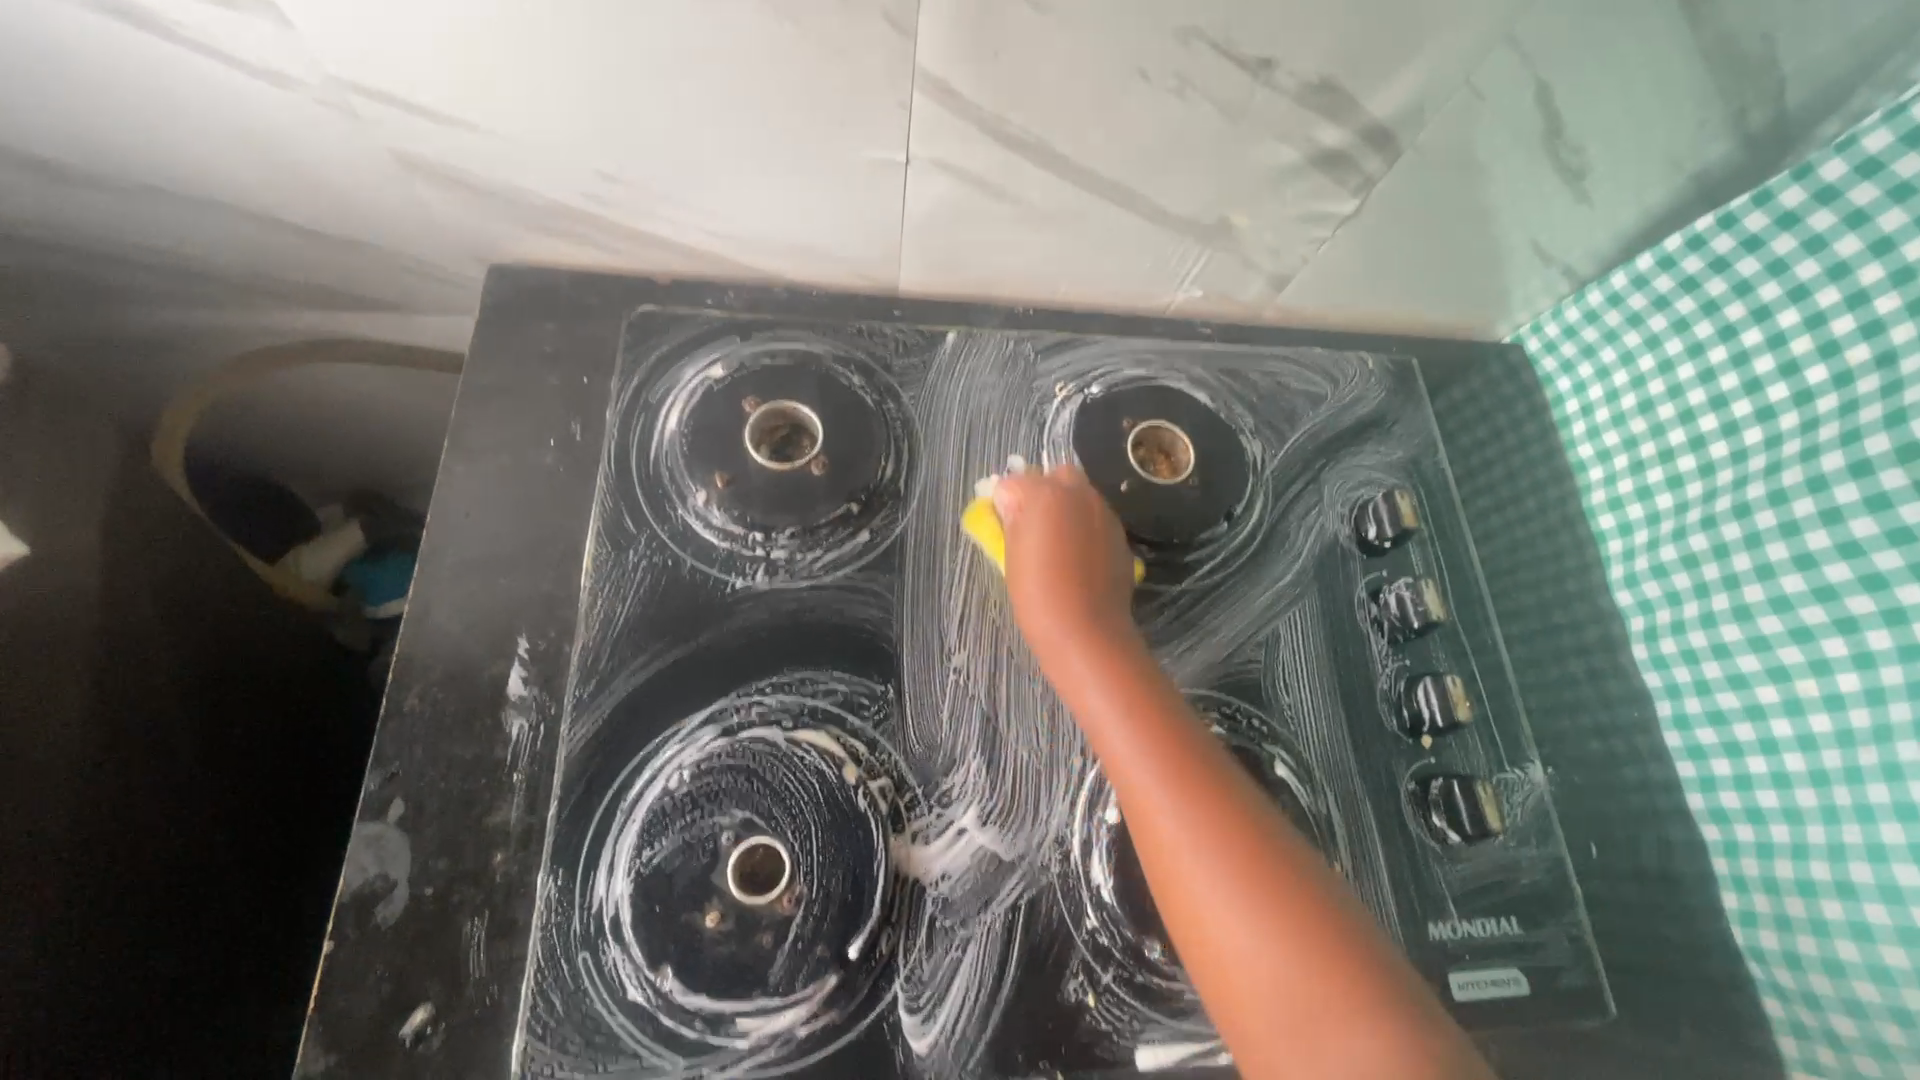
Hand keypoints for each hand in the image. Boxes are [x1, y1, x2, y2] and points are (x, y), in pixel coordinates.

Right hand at [992, 465, 1139, 665]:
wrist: (1086, 630)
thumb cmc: (1038, 594)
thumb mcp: (1010, 555)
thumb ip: (1011, 520)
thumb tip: (1010, 502)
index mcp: (1045, 494)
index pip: (1014, 481)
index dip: (1005, 500)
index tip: (1002, 523)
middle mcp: (1079, 494)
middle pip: (1057, 476)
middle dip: (1043, 492)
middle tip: (1030, 525)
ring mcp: (1104, 513)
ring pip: (1081, 496)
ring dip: (1066, 509)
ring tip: (1055, 542)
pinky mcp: (1120, 534)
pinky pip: (1097, 519)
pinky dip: (1085, 528)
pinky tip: (1077, 557)